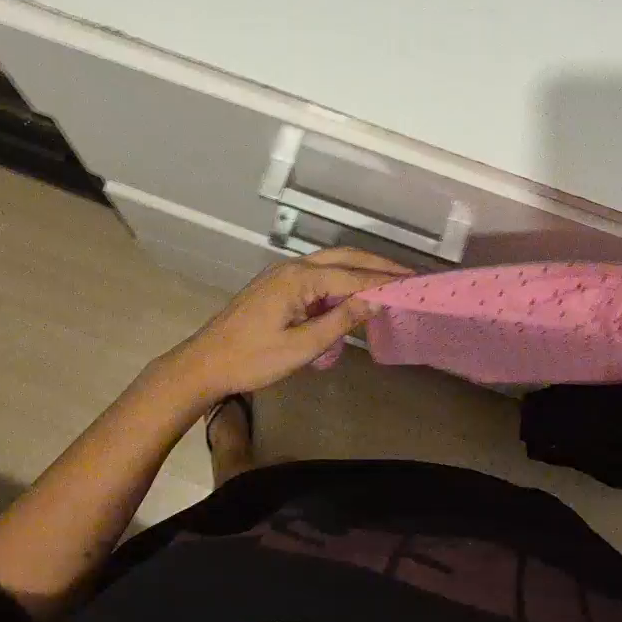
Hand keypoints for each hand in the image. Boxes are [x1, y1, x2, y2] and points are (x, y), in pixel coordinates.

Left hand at [154, 248, 412, 407]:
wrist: (205, 363)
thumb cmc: (251, 360)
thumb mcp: (301, 347)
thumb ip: (339, 321)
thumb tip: (375, 301)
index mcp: (298, 279)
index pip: (352, 276)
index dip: (385, 281)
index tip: (416, 283)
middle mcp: (291, 267)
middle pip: (344, 258)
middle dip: (378, 265)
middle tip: (411, 275)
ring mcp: (281, 275)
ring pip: (330, 263)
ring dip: (360, 270)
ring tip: (391, 281)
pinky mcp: (276, 286)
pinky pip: (317, 275)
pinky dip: (341, 280)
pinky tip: (354, 295)